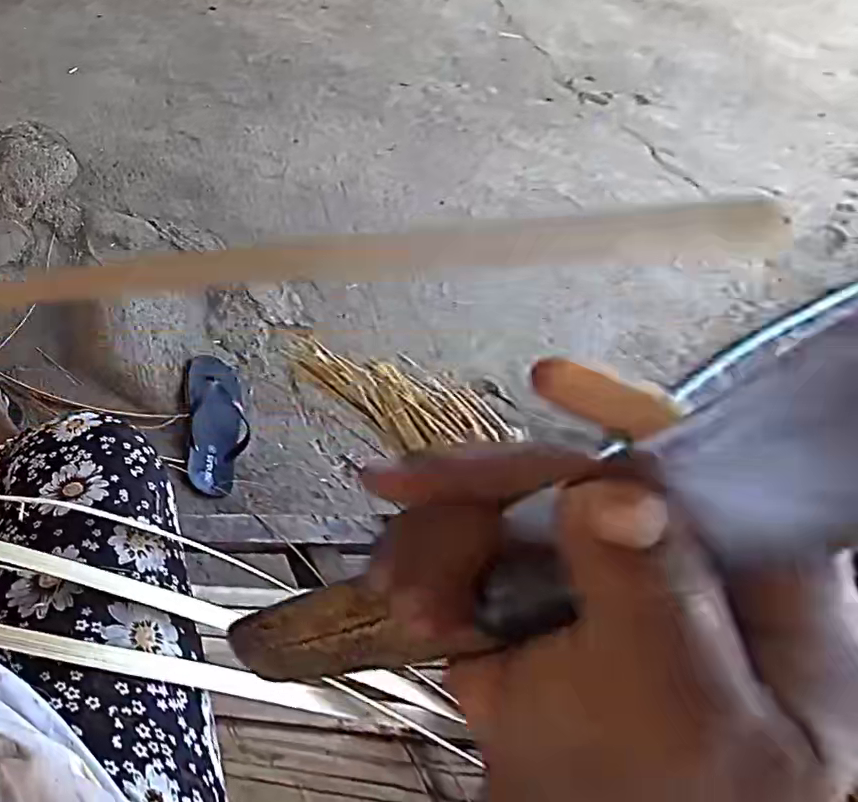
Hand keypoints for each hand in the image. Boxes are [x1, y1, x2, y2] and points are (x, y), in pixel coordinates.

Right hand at [363, 448, 857, 801]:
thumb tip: (615, 493)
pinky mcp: (500, 570)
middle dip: (466, 486)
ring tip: (418, 604)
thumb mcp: (676, 703)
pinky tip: (413, 604)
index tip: (552, 381)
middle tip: (400, 485)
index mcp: (741, 575)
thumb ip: (651, 598)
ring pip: (474, 500)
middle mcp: (650, 549)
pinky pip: (435, 532)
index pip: (700, 464)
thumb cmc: (668, 792)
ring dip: (427, 545)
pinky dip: (409, 563)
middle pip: (545, 472)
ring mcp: (567, 558)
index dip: (626, 412)